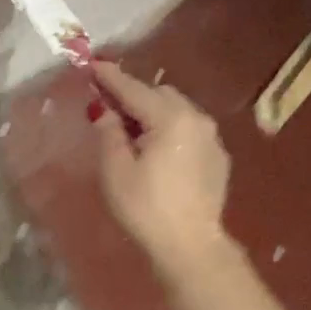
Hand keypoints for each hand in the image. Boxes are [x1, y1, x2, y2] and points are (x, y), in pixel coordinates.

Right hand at [91, 62, 232, 266]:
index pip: (134, 89)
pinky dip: (170, 131)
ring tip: (132, 133)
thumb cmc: (146, 208)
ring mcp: (211, 138)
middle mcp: (196, 118)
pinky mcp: (217, 157)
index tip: (92, 64)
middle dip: (135, 96)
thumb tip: (105, 111)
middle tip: (109, 109)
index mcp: (170, 118)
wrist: (190, 244)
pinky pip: (189, 131)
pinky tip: (157, 152)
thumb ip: (109, 133)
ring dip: (154, 113)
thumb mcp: (116, 171)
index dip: (111, 77)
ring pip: (178, 111)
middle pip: (160, 94)